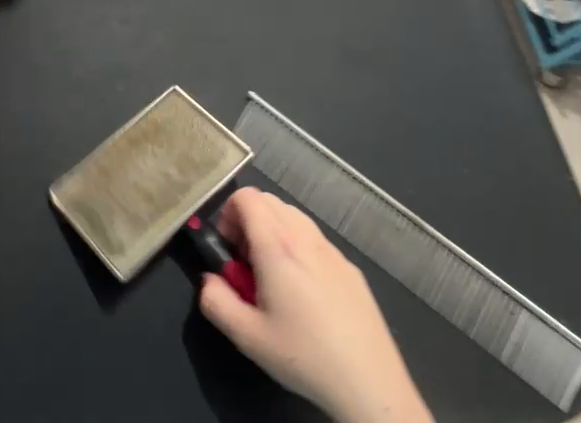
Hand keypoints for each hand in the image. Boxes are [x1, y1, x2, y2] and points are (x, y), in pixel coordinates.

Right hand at [198, 188, 432, 422]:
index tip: (228, 248)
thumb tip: (210, 279)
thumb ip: (215, 300)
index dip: (228, 213)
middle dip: (248, 220)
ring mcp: (333, 251)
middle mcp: (306, 238)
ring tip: (271, 276)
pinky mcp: (351, 269)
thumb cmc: (303, 356)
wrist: (369, 383)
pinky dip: (298, 246)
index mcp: (277, 247)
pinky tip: (303, 292)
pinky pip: (315, 239)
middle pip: (270, 201)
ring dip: (273, 230)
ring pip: (294, 216)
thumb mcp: (246, 336)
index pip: (247, 197)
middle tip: (244, 262)